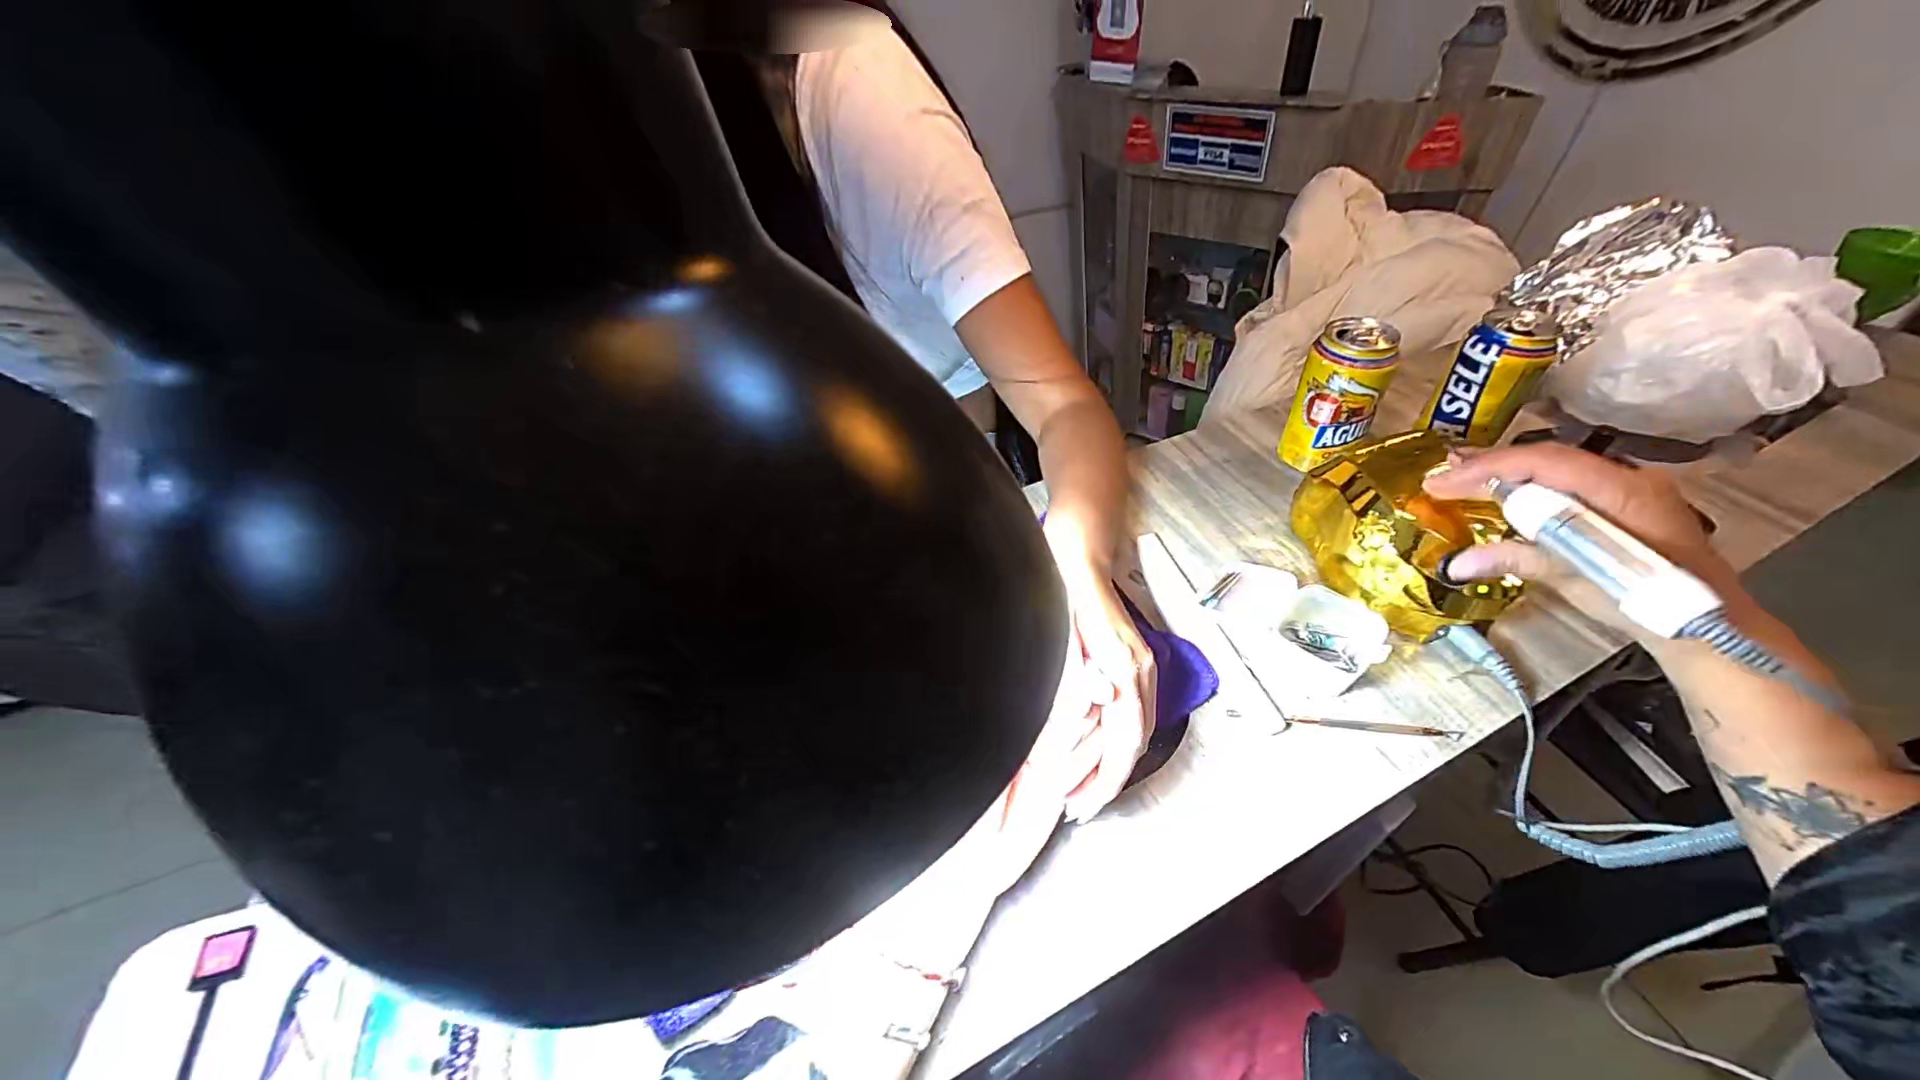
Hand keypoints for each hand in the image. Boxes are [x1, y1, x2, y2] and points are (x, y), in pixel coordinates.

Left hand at [1055, 567, 1156, 822]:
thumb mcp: (1062, 634)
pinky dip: (1117, 738)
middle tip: (1078, 805)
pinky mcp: (1133, 659)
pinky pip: (1134, 711)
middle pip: (1134, 742)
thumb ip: (1074, 680)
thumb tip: (1083, 723)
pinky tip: (1097, 745)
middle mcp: (1141, 670)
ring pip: (1137, 729)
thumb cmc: (1065, 584)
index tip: (1082, 804)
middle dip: (1107, 780)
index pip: (1123, 741)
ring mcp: (1141, 664)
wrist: (1079, 550)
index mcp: (1124, 667)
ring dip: (1112, 762)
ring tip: (1083, 785)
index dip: (1103, 780)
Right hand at [1421, 443, 1747, 643]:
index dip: (1489, 468)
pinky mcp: (1619, 505)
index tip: (1442, 482)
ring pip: (1553, 469)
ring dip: (1503, 473)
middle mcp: (1626, 479)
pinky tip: (1497, 493)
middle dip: (1489, 465)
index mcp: (1623, 491)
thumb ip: (1518, 562)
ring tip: (1459, 477)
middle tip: (1441, 474)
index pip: (1546, 463)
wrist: (1708, 626)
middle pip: (1547, 459)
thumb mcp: (1579, 580)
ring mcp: (1625, 490)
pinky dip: (1523, 486)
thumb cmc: (1649, 603)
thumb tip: (1454, 565)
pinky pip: (1563, 484)